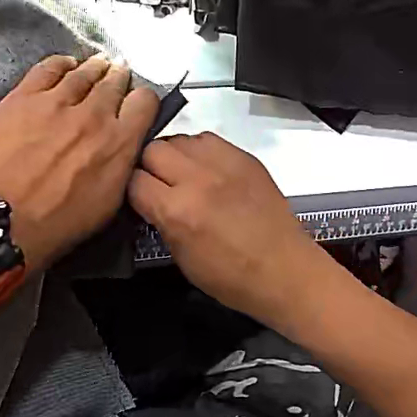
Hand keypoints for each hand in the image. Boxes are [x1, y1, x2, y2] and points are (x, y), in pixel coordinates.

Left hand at [0, 54, 157, 272]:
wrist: (2, 217)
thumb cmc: (54, 222)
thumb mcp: (108, 203)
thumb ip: (121, 165)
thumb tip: (124, 148)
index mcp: (119, 142)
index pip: (144, 102)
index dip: (142, 100)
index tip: (137, 102)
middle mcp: (93, 115)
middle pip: (114, 82)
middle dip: (118, 78)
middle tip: (118, 75)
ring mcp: (57, 102)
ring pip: (83, 72)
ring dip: (94, 68)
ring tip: (98, 64)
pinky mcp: (25, 97)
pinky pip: (48, 68)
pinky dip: (61, 63)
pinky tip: (65, 63)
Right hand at [126, 132, 336, 327]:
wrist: (285, 271)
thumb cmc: (231, 277)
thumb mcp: (180, 256)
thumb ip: (159, 220)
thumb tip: (147, 199)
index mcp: (177, 211)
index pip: (133, 180)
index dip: (130, 190)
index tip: (137, 198)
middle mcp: (197, 179)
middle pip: (151, 150)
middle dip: (147, 166)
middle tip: (157, 184)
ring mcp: (223, 163)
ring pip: (178, 139)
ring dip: (173, 155)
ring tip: (181, 175)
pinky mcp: (244, 157)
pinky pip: (207, 139)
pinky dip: (199, 151)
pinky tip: (205, 169)